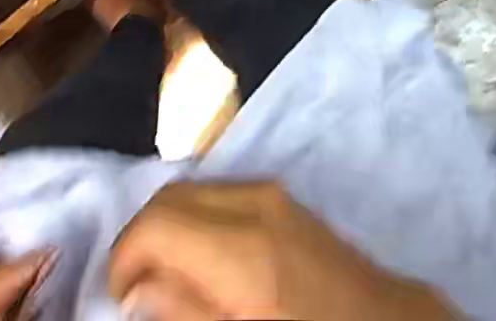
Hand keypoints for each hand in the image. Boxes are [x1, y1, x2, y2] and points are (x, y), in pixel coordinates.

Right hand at [108, 181, 455, 320]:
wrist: (376, 318)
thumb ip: (183, 311)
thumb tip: (137, 286)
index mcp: (240, 246)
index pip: (157, 220)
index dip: (123, 258)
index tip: (119, 300)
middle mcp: (256, 202)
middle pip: (173, 194)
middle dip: (141, 237)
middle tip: (134, 291)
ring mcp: (274, 193)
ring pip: (197, 187)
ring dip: (170, 224)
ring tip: (164, 279)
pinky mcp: (284, 196)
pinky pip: (223, 192)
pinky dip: (198, 216)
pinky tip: (200, 259)